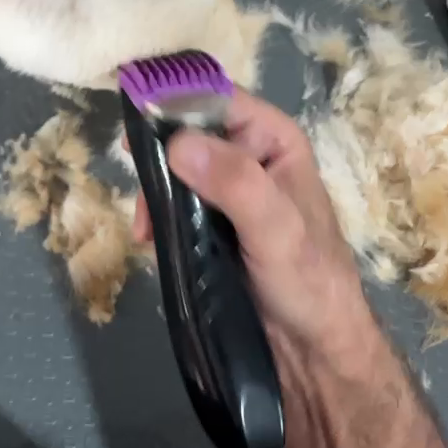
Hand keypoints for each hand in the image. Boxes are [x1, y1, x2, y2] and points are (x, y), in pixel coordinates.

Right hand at [132, 89, 373, 353]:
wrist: (312, 350)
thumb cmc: (308, 281)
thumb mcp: (275, 228)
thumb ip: (233, 182)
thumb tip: (176, 143)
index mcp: (271, 138)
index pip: (215, 98)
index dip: (173, 101)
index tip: (136, 124)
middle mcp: (247, 152)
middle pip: (186, 128)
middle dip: (156, 154)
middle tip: (135, 176)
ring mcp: (226, 185)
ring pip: (172, 165)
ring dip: (153, 191)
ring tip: (146, 227)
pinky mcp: (208, 216)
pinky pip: (170, 197)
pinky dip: (155, 214)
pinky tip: (150, 239)